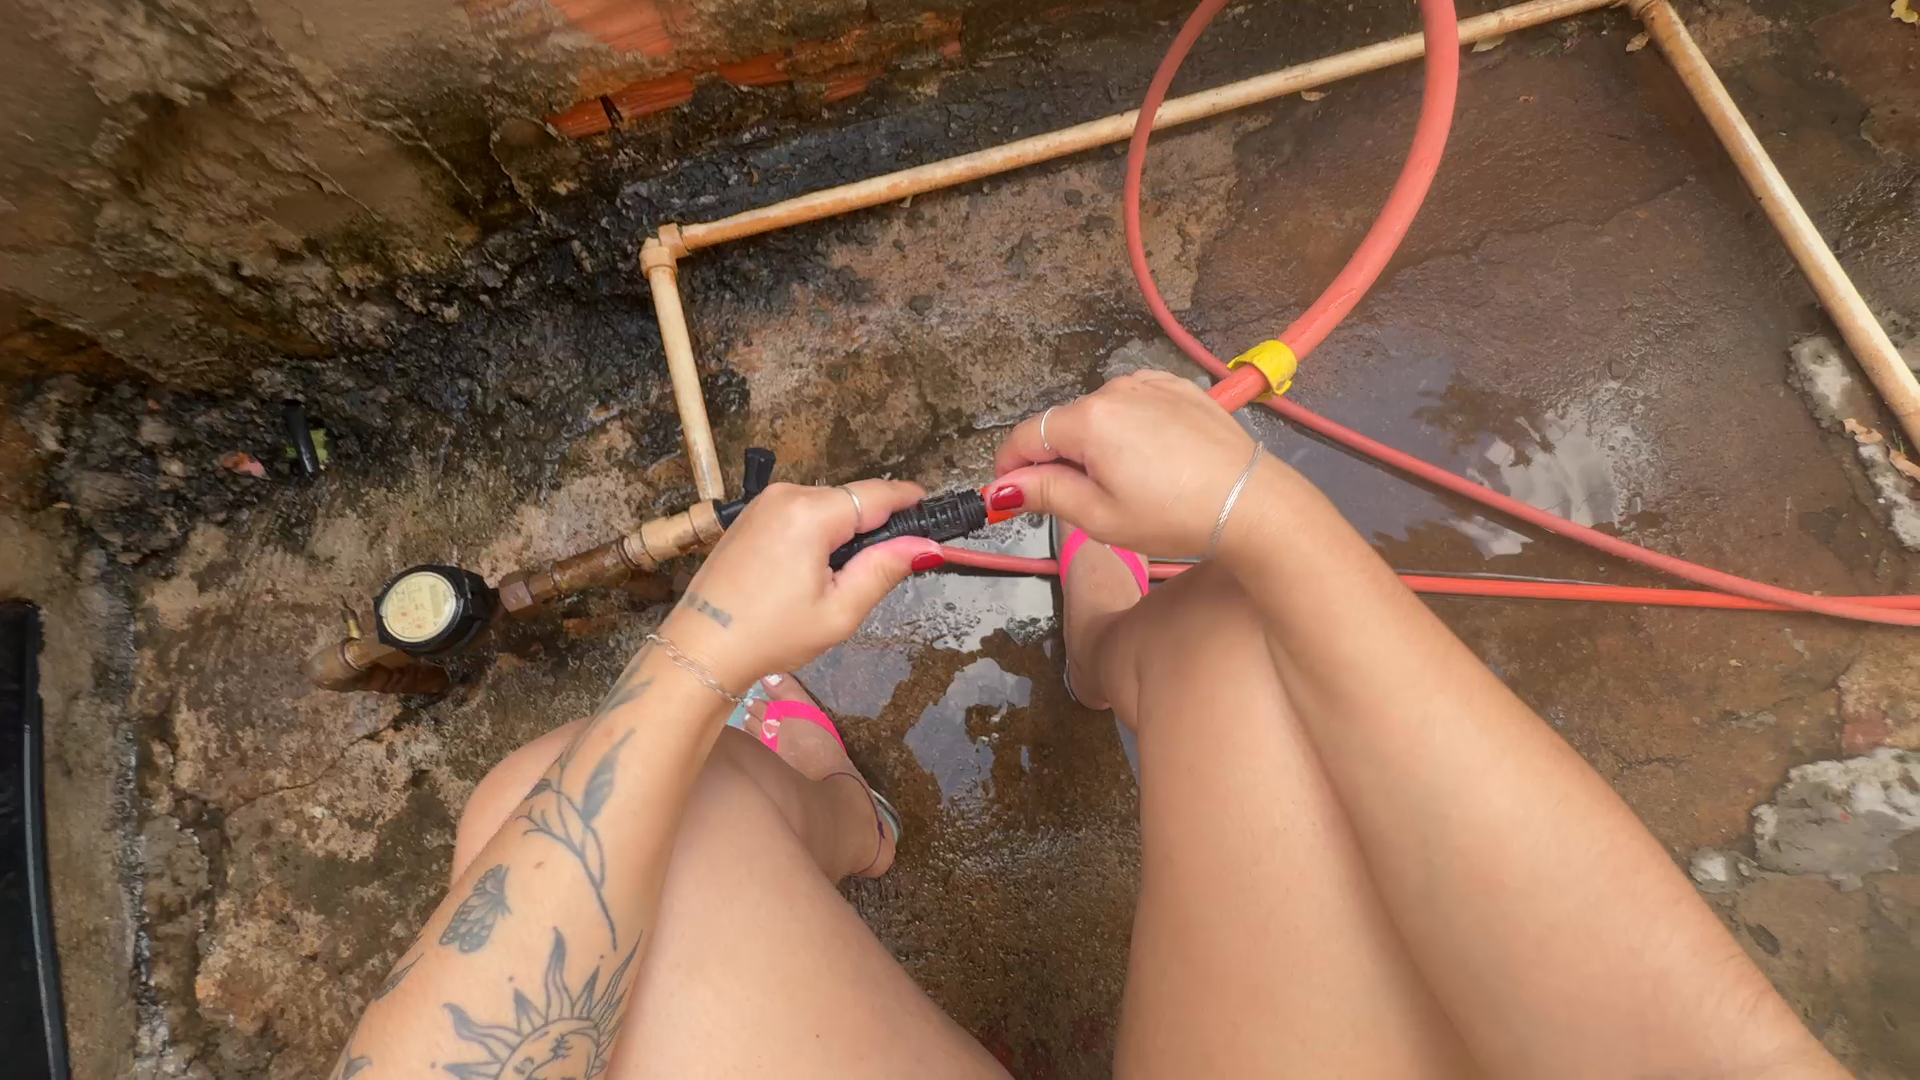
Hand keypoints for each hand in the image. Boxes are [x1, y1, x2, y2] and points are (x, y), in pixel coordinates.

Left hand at [659, 480, 941, 690]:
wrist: (702, 648)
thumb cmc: (772, 634)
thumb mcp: (840, 610)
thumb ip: (886, 569)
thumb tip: (928, 546)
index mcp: (811, 513)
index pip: (878, 494)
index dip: (910, 501)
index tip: (935, 512)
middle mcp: (786, 495)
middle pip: (852, 500)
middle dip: (873, 527)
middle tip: (883, 570)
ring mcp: (764, 503)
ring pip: (827, 507)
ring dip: (844, 533)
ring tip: (839, 580)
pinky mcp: (751, 516)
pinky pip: (801, 514)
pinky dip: (818, 534)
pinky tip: (810, 573)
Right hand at [990, 370, 1264, 556]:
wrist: (1252, 503)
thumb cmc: (1174, 516)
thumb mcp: (1098, 516)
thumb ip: (1044, 493)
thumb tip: (1001, 487)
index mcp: (1088, 420)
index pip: (1025, 437)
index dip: (1009, 468)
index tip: (1009, 494)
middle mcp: (1114, 390)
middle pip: (1062, 425)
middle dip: (1056, 459)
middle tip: (1076, 502)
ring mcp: (1149, 384)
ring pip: (1097, 415)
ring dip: (1093, 444)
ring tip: (1122, 484)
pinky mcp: (1177, 389)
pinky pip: (1132, 405)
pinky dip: (1126, 429)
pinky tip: (1148, 459)